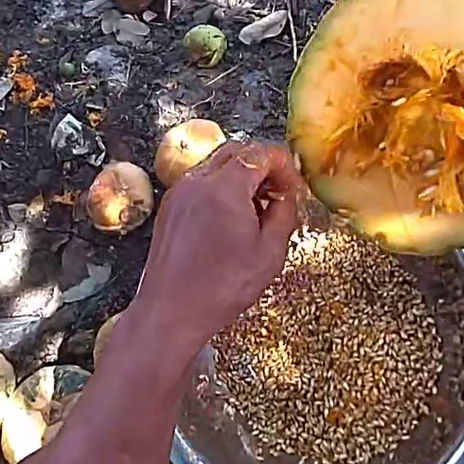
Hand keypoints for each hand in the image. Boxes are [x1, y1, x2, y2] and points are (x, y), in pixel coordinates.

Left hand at [129, 140, 302, 357]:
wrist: (171, 312)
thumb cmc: (221, 288)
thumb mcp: (269, 254)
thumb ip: (284, 214)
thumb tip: (287, 197)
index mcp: (224, 189)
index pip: (258, 153)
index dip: (283, 165)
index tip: (293, 186)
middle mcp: (197, 182)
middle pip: (236, 151)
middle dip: (262, 165)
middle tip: (279, 192)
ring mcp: (179, 193)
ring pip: (217, 165)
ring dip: (241, 177)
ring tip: (257, 209)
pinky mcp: (170, 208)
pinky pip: (201, 183)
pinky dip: (221, 189)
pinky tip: (232, 219)